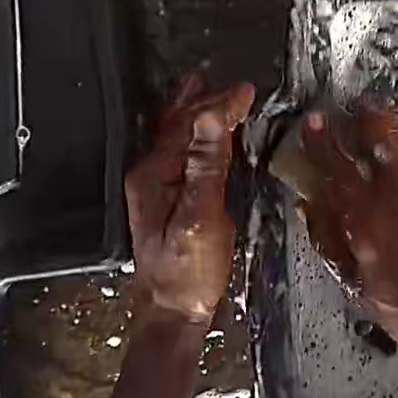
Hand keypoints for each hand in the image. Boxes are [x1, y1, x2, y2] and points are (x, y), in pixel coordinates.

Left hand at [124, 75, 255, 324]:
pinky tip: (204, 132)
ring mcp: (157, 186)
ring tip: (206, 89)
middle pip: (178, 127)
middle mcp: (150, 174)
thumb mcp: (202, 215)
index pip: (188, 126)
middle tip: (238, 88)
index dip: (219, 106)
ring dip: (196, 112)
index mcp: (154, 174)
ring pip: (177, 137)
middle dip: (207, 103)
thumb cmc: (189, 268)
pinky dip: (196, 134)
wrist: (173, 310)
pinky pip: (182, 153)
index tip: (248, 91)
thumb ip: (206, 165)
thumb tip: (212, 118)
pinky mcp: (170, 199)